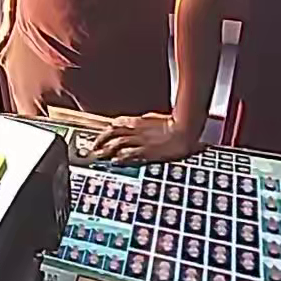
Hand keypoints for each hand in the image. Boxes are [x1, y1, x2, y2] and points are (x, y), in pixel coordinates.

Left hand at [87, 114, 201, 163]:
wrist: (185, 131)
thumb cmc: (174, 124)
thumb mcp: (156, 119)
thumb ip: (144, 121)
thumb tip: (140, 120)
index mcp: (139, 121)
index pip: (116, 123)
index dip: (106, 130)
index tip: (102, 135)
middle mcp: (136, 130)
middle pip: (112, 133)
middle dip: (101, 140)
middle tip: (95, 147)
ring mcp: (141, 141)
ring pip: (118, 143)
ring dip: (107, 150)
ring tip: (100, 156)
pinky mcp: (147, 151)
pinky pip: (130, 154)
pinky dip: (121, 157)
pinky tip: (115, 161)